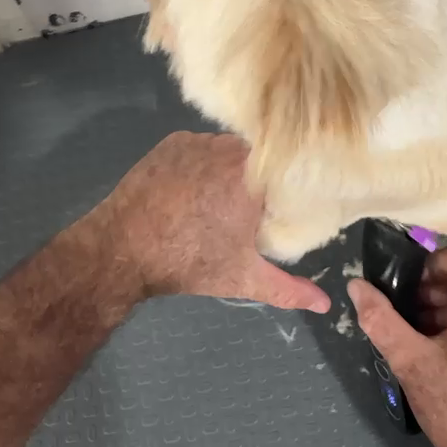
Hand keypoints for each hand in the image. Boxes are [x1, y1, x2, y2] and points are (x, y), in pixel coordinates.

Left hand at [82, 132, 331, 312]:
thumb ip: (288, 289)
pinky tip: (199, 188)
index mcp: (253, 177)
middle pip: (260, 158)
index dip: (290, 187)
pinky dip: (204, 162)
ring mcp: (198, 141)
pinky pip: (202, 146)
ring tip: (226, 198)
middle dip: (260, 179)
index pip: (288, 171)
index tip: (287, 206)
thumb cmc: (188, 262)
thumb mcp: (243, 278)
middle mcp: (228, 149)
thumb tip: (324, 304)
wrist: (121, 249)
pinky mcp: (172, 142)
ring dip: (232, 169)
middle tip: (256, 206)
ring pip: (230, 149)